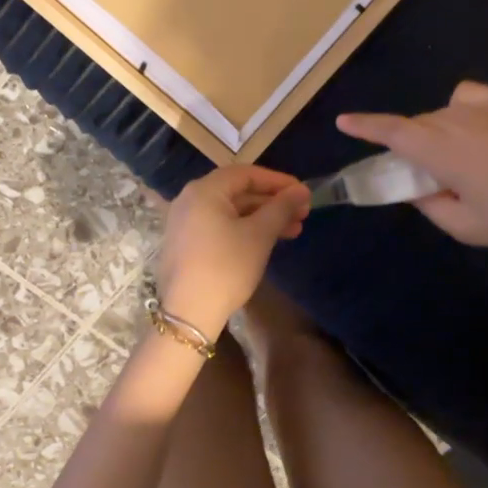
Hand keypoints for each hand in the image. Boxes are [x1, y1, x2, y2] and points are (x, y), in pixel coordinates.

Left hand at [153, 166, 309, 338]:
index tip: (302, 193)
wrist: (189, 313)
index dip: (277, 181)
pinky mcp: (186, 244)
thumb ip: (281, 208)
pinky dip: (244, 229)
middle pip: (238, 193)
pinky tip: (267, 242)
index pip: (245, 174)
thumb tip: (301, 191)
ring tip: (294, 231)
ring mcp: (184, 223)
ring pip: (231, 212)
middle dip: (272, 202)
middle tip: (302, 214)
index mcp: (204, 191)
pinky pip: (219, 226)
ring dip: (262, 218)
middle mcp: (189, 200)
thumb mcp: (259, 235)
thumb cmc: (227, 266)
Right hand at [336, 80, 487, 251]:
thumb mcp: (467, 226)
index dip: (364, 126)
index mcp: (439, 149)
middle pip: (416, 127)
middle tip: (425, 181)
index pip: (390, 132)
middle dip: (410, 148)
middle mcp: (454, 120)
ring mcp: (484, 108)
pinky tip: (478, 132)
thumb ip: (431, 206)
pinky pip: (468, 99)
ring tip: (464, 166)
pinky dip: (460, 111)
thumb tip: (419, 189)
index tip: (343, 121)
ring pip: (441, 116)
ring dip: (438, 136)